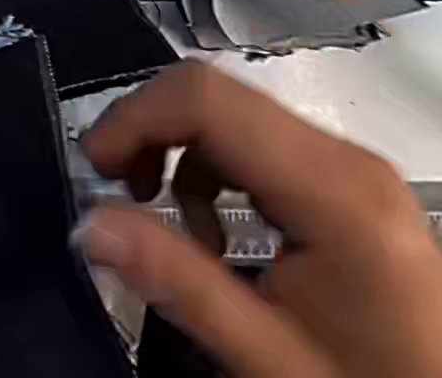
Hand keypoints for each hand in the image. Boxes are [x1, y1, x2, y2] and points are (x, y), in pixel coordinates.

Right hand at [77, 62, 441, 377]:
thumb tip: (91, 225)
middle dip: (149, 126)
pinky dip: (209, 166)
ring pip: (231, 109)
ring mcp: (349, 164)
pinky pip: (254, 140)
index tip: (95, 162)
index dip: (136, 117)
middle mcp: (346, 158)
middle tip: (113, 183)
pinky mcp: (344, 180)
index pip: (209, 100)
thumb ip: (178, 283)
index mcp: (336, 192)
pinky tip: (210, 225)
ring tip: (157, 209)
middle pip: (217, 91)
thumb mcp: (271, 359)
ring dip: (175, 146)